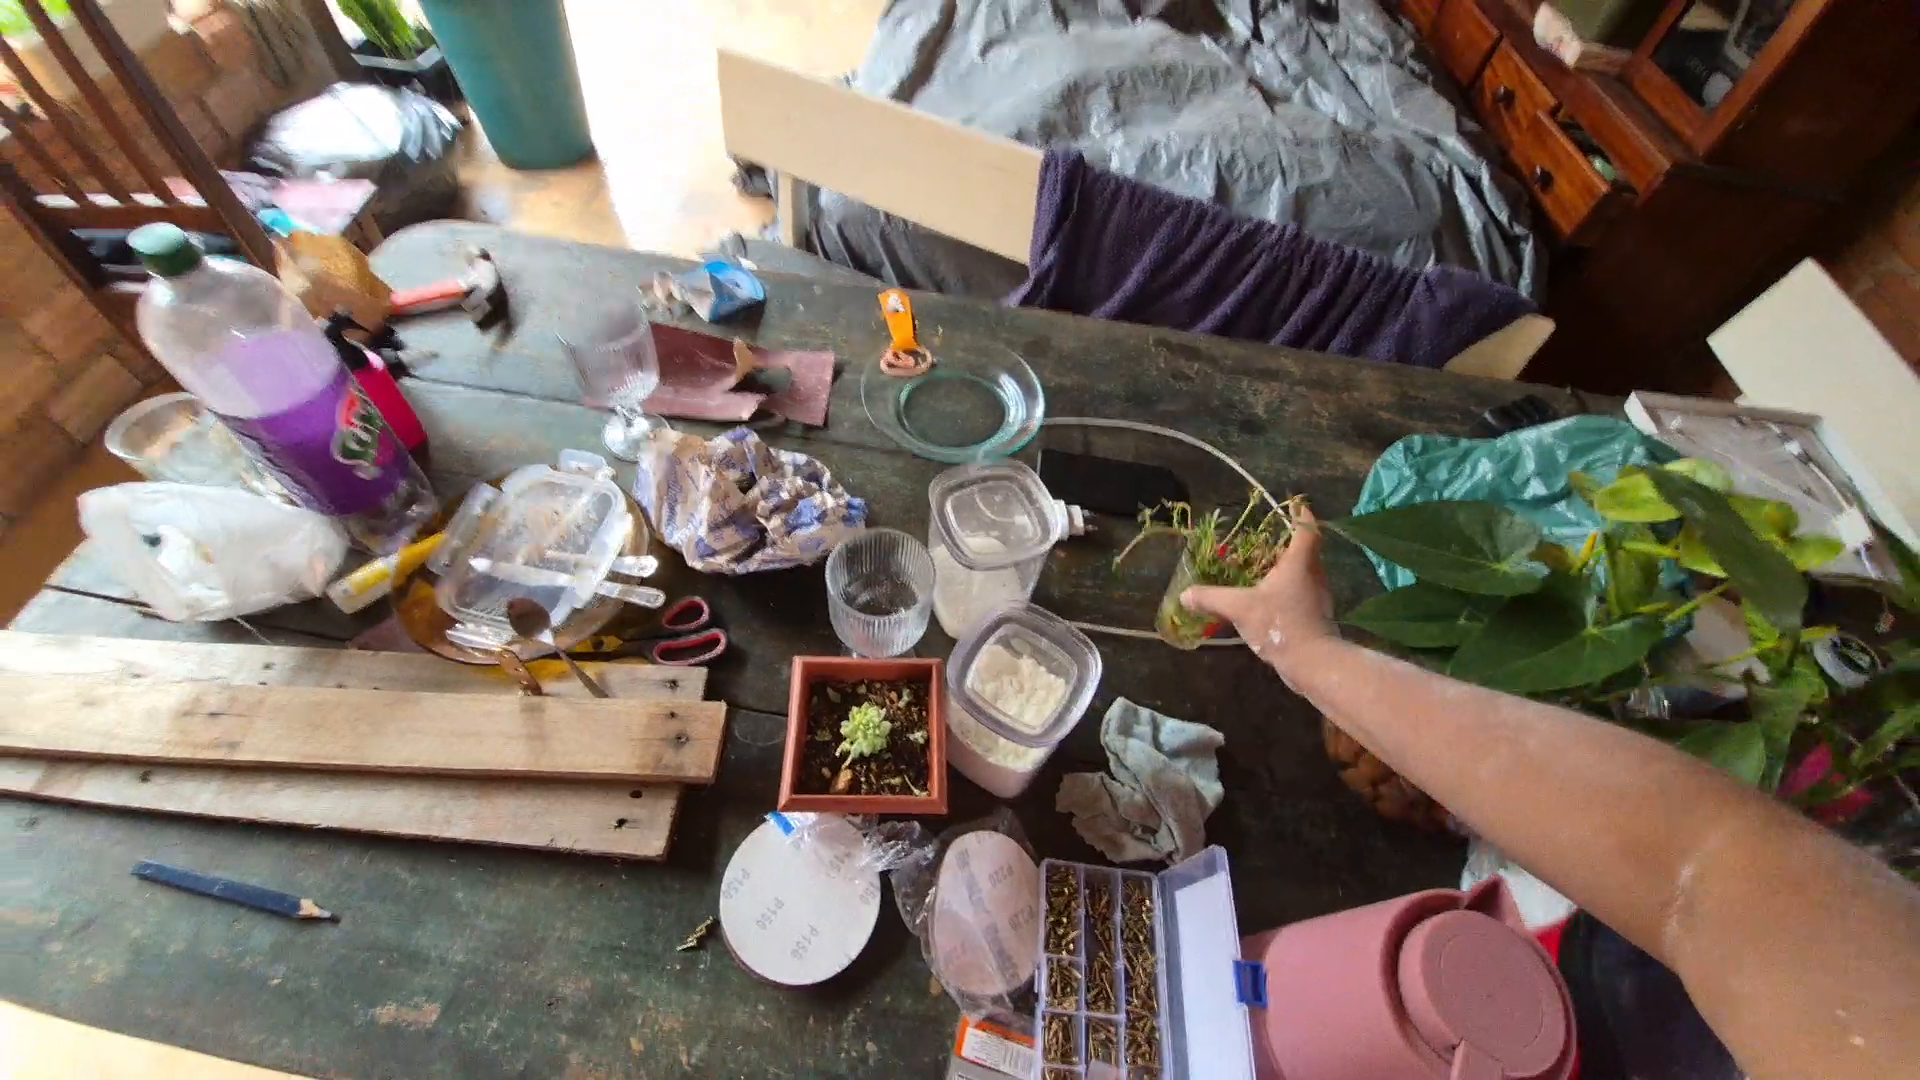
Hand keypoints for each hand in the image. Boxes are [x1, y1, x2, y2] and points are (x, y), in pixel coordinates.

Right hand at [1181, 501, 1335, 668]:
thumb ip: (1211, 598)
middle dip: (1290, 541)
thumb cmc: (1281, 624)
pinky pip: (1301, 593)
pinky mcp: (1315, 616)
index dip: (1301, 515)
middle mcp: (1313, 575)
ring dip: (1287, 567)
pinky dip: (1286, 589)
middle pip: (1307, 550)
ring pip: (1305, 573)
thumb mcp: (1239, 608)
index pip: (1307, 530)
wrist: (1313, 662)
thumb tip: (1185, 594)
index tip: (1294, 505)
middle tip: (1268, 538)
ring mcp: (1317, 597)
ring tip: (1264, 567)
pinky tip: (1268, 599)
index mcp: (1299, 564)